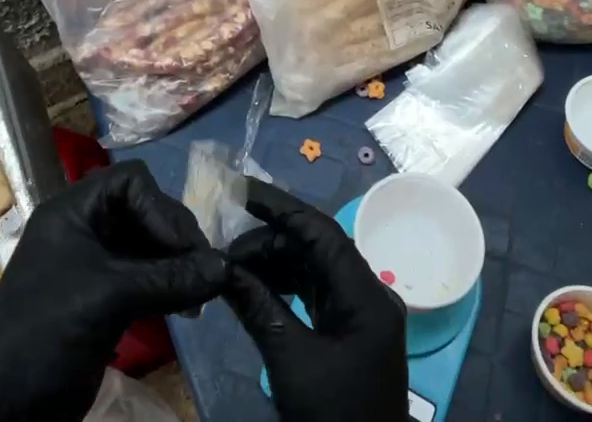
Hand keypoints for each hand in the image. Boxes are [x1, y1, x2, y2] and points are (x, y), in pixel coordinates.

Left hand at [0, 160, 227, 421]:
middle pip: (145, 212)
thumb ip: (168, 277)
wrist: (3, 407)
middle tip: (203, 271)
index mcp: (73, 211)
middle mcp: (85, 229)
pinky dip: (169, 287)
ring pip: (148, 247)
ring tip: (201, 292)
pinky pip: (145, 277)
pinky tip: (188, 308)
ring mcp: (95, 265)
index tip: (183, 248)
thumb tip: (225, 267)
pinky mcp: (104, 299)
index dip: (160, 208)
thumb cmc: (47, 332)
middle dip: (175, 238)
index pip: (131, 182)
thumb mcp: (109, 297)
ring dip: (177, 265)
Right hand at [224, 179, 407, 421]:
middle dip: (270, 242)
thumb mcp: (290, 360)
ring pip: (315, 269)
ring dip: (276, 264)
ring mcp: (362, 314)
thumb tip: (221, 267)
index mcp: (366, 294)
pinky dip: (286, 287)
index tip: (241, 191)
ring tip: (234, 270)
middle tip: (225, 252)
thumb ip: (258, 307)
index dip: (280, 207)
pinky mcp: (351, 332)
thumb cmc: (332, 415)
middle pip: (317, 248)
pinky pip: (317, 293)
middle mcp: (370, 294)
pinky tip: (255, 289)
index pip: (321, 231)